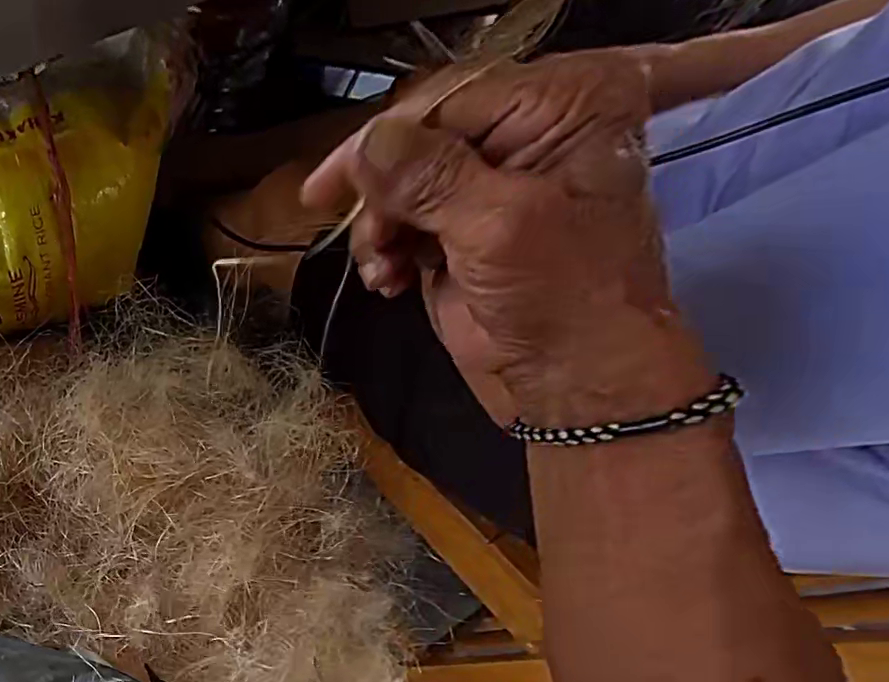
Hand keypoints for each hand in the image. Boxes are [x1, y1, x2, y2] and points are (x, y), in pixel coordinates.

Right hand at [301, 57, 711, 427]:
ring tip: (385, 274)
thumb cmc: (560, 295)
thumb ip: (432, 180)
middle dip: (381, 202)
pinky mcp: (455, 229)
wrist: (566, 370)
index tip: (322, 189)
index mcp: (559, 107)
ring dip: (377, 235)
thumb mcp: (498, 227)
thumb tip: (366, 143)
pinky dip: (382, 254)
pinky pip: (396, 224)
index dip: (379, 145)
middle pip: (412, 145)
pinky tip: (389, 281)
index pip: (445, 104)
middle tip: (375, 247)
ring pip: (394, 188)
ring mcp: (484, 185)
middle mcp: (522, 134)